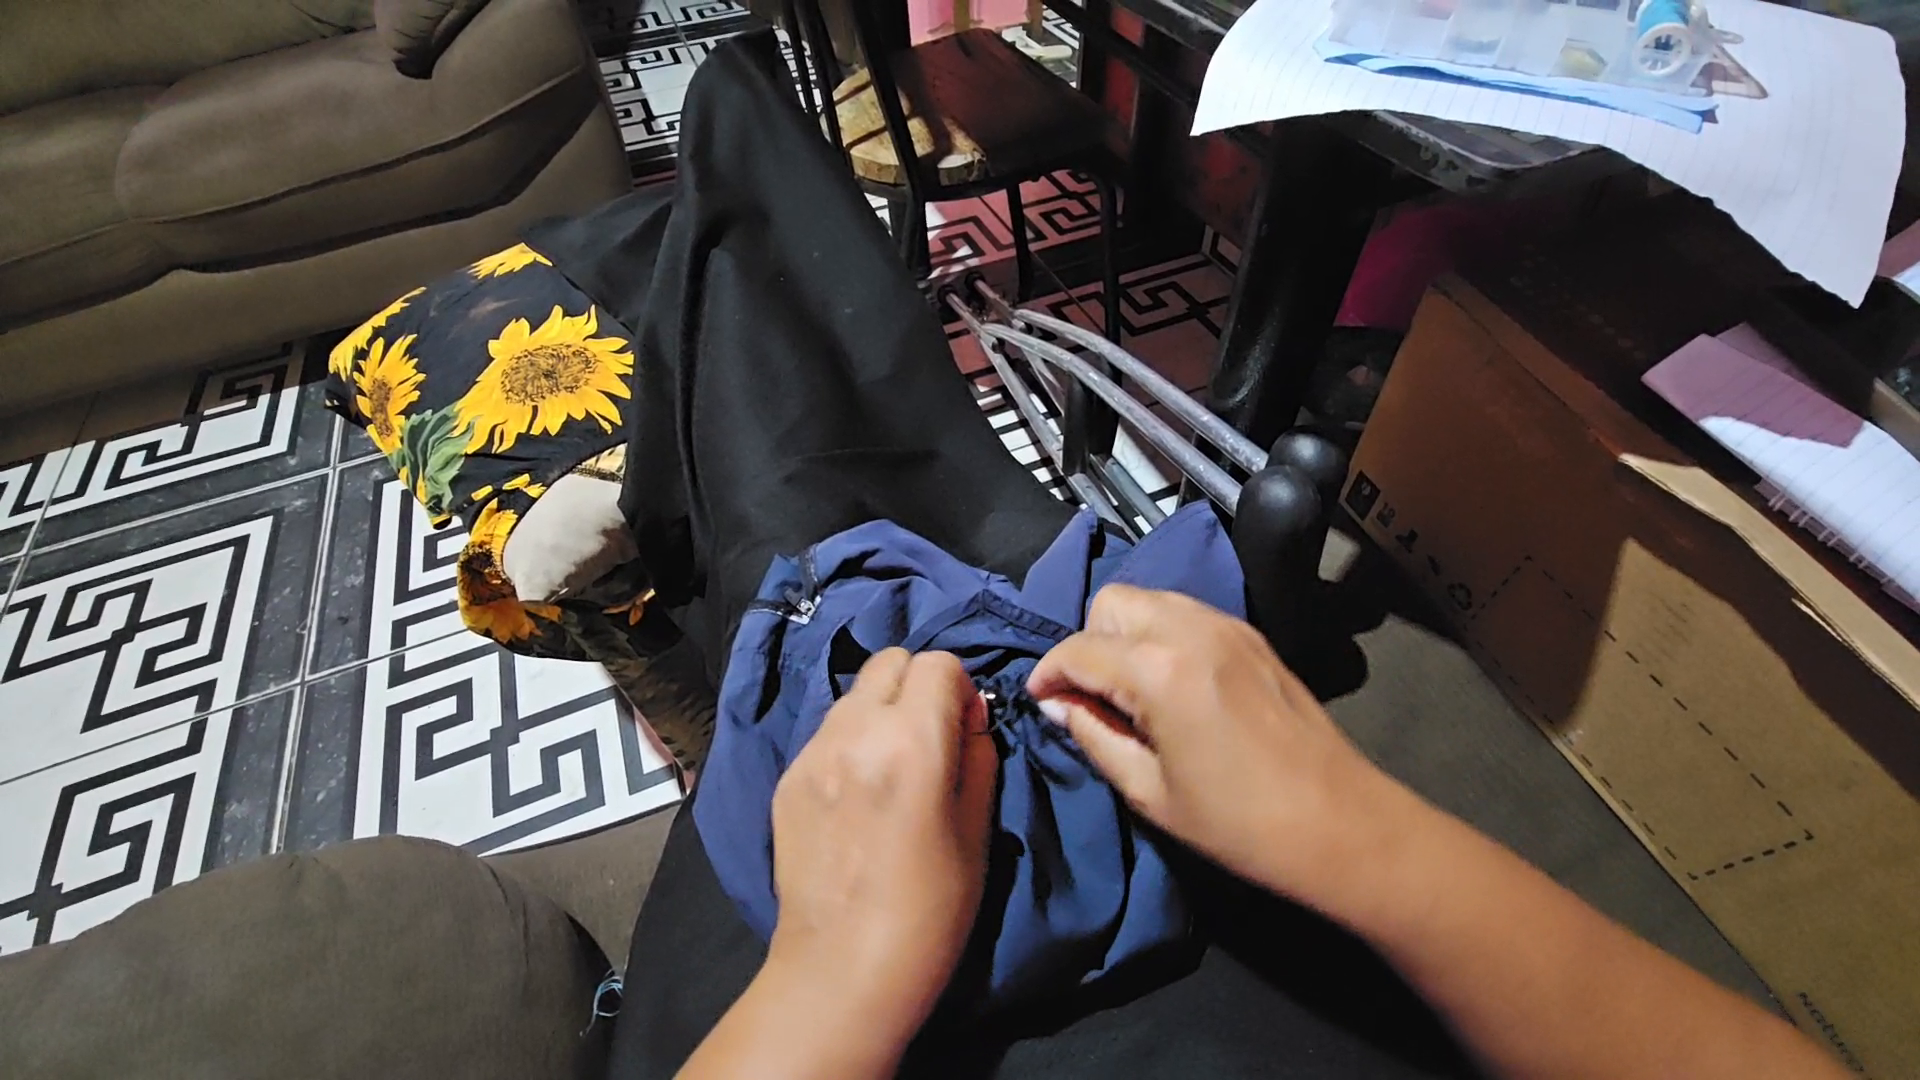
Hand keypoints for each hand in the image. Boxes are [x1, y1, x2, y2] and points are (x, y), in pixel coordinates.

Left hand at [764, 648, 997, 1046]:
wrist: (840, 972)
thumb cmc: (929, 911)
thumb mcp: (977, 830)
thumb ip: (978, 755)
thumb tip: (967, 718)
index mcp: (911, 742)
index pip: (937, 662)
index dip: (959, 688)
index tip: (964, 728)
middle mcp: (855, 731)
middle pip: (890, 660)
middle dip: (918, 685)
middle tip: (929, 736)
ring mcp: (812, 752)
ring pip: (854, 693)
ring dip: (881, 710)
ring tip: (890, 765)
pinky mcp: (786, 777)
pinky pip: (827, 731)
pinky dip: (851, 740)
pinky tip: (857, 792)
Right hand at [1026, 584, 1391, 907]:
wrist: (1343, 825)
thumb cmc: (1240, 824)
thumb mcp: (1149, 792)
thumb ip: (1093, 735)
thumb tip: (1057, 705)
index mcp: (1159, 671)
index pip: (1078, 650)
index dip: (1048, 675)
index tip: (1041, 701)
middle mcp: (1189, 629)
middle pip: (1110, 604)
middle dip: (1087, 643)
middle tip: (1092, 695)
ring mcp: (1226, 625)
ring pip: (1147, 599)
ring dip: (1123, 634)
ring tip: (1128, 687)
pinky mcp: (1250, 634)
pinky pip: (1183, 612)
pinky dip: (1159, 633)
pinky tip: (1169, 679)